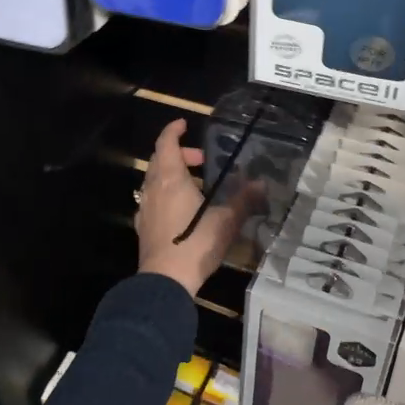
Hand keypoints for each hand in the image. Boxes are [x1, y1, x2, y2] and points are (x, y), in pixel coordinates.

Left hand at [135, 120, 244, 295]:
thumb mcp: (226, 221)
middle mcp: (153, 188)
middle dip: (179, 154)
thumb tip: (262, 183)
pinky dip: (165, 194)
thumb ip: (244, 200)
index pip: (165, 143)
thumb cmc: (196, 244)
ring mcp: (144, 207)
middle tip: (201, 160)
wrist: (165, 279)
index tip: (184, 124)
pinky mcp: (142, 226)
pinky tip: (181, 209)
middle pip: (159, 160)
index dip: (173, 131)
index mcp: (170, 179)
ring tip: (196, 186)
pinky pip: (152, 200)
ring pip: (154, 180)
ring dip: (172, 174)